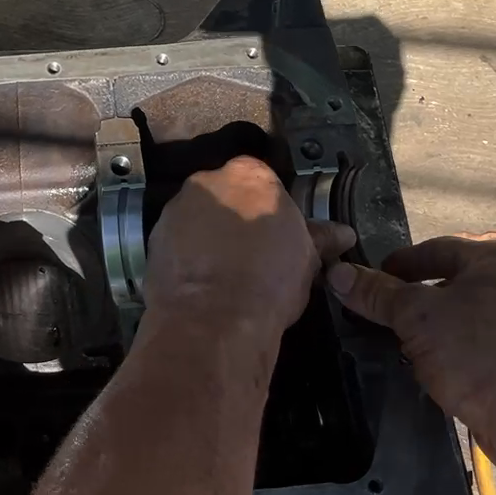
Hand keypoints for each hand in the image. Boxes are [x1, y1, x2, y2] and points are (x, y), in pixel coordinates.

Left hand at [143, 157, 357, 339]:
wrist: (211, 319)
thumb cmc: (268, 280)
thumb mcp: (306, 258)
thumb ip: (319, 237)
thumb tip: (342, 234)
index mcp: (249, 175)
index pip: (261, 177)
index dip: (268, 204)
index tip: (275, 229)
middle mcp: (207, 182)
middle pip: (225, 192)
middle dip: (236, 214)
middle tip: (252, 249)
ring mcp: (175, 208)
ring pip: (196, 215)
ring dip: (207, 233)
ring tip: (225, 270)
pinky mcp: (153, 237)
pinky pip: (176, 240)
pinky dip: (186, 254)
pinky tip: (201, 280)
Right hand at [326, 238, 495, 474]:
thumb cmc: (485, 361)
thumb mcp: (417, 320)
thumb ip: (376, 293)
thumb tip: (337, 272)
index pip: (435, 249)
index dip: (394, 267)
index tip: (367, 286)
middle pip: (455, 283)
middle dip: (417, 303)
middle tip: (385, 321)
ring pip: (474, 317)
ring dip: (440, 331)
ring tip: (411, 351)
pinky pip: (494, 346)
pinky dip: (466, 354)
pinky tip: (448, 375)